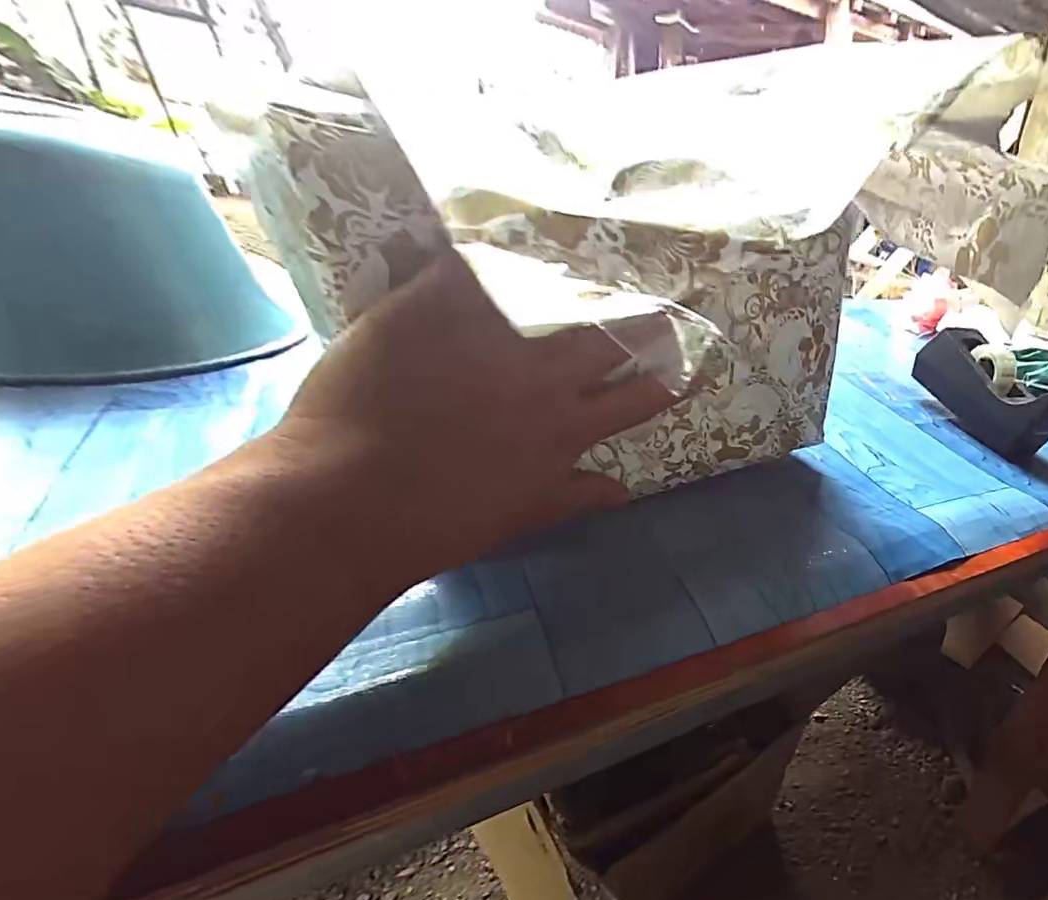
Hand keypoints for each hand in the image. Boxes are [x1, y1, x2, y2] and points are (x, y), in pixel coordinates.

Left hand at [263, 251, 676, 579]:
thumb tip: (625, 493)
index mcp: (566, 430)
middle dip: (646, 321)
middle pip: (609, 338)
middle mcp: (543, 379)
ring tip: (606, 262)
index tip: (696, 368)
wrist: (352, 499)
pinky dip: (497, 249)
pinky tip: (515, 232)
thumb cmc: (444, 520)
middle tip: (667, 302)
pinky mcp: (434, 308)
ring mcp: (492, 339)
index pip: (638, 399)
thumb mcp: (525, 514)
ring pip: (554, 295)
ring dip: (584, 279)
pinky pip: (476, 266)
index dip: (672, 382)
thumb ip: (578, 495)